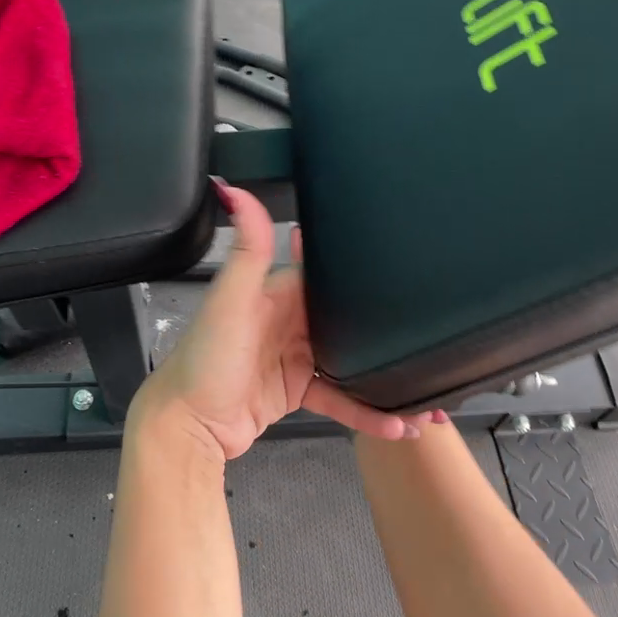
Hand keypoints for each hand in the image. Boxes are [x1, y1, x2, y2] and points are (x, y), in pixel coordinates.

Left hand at [133, 183, 424, 459]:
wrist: (187, 427)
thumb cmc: (206, 360)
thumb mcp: (230, 300)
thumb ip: (247, 250)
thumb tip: (234, 189)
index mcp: (278, 291)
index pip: (325, 270)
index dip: (361, 268)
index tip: (404, 264)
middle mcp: (289, 320)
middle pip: (346, 318)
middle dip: (385, 328)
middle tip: (430, 336)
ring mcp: (294, 357)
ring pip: (351, 360)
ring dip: (383, 375)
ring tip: (425, 394)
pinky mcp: (296, 391)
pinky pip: (340, 397)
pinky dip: (365, 412)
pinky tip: (396, 426)